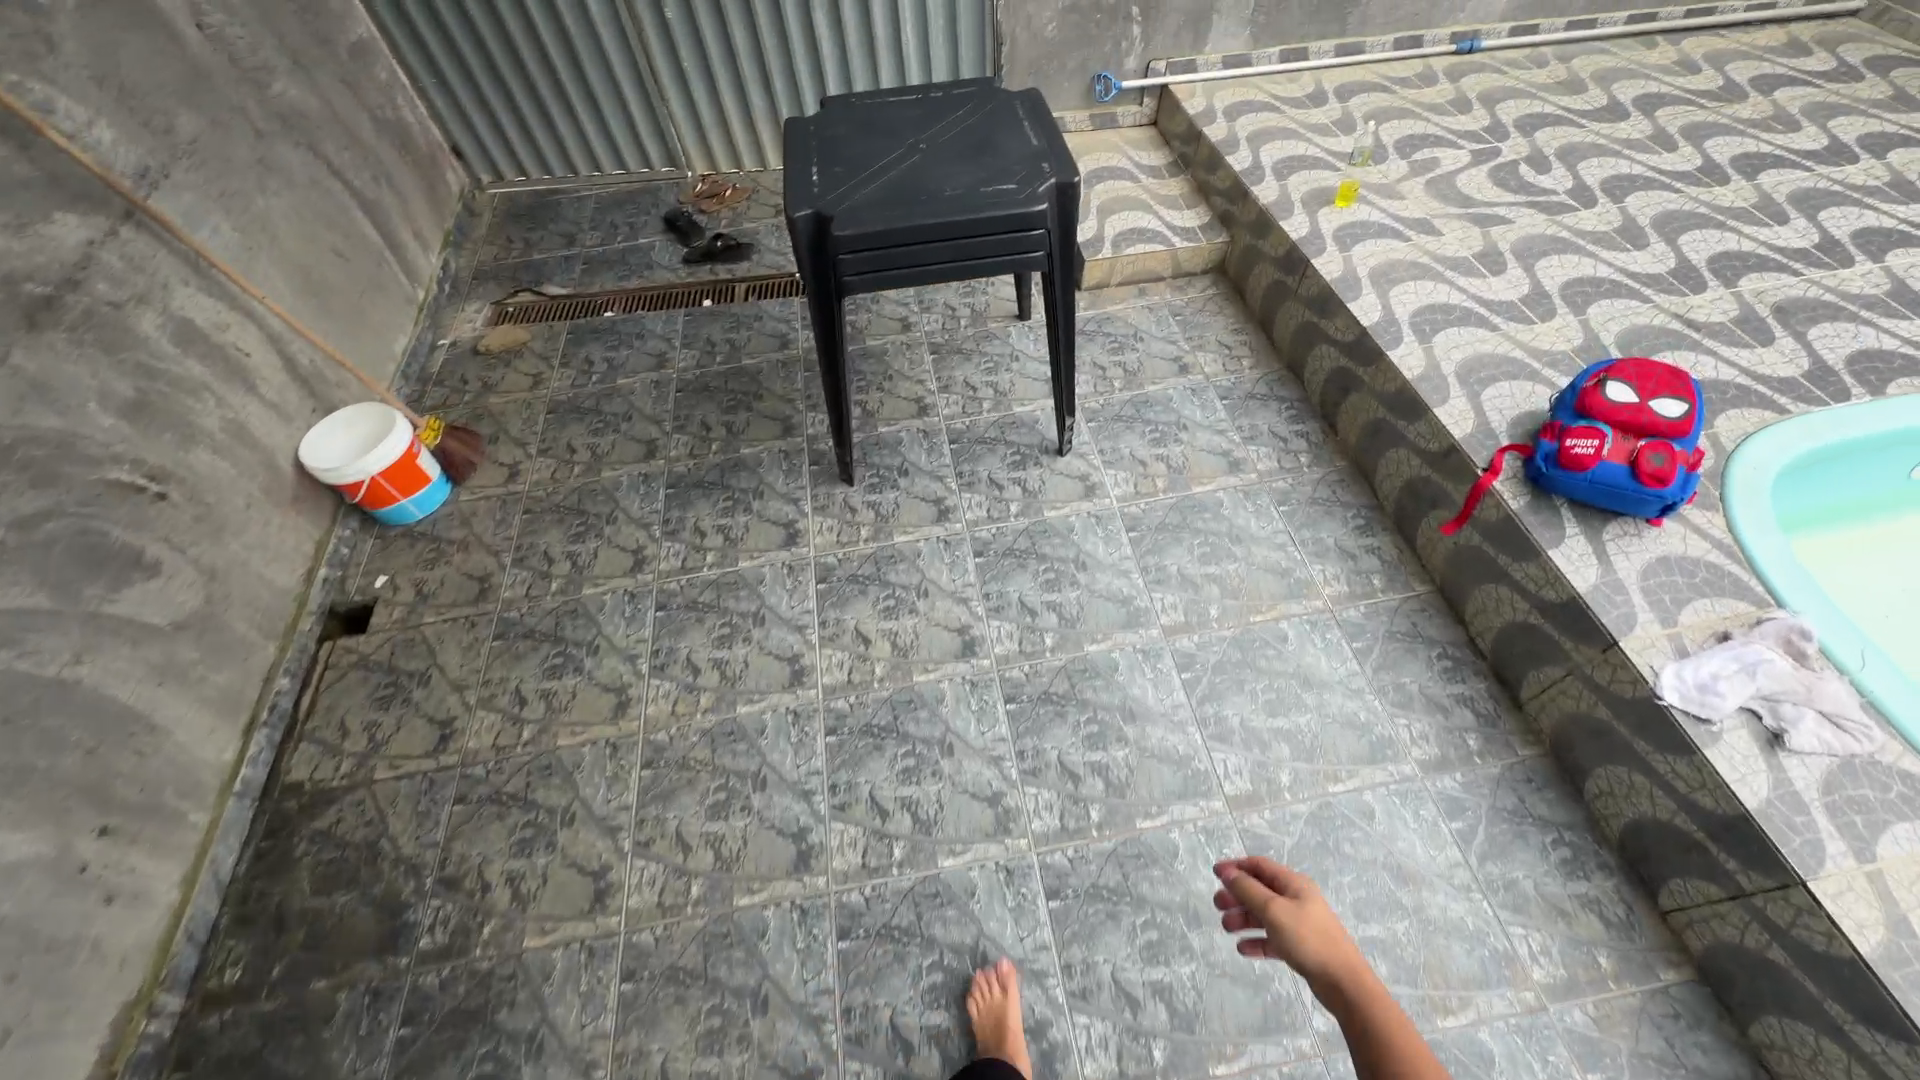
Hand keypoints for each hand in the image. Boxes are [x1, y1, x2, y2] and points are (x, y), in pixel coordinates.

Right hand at [1213, 857, 1365, 988]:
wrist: (1343, 982)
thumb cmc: (1307, 938)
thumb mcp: (1273, 910)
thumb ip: (1248, 890)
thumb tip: (1227, 872)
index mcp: (1293, 884)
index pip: (1260, 866)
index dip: (1236, 867)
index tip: (1214, 874)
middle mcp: (1296, 900)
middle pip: (1260, 891)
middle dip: (1237, 896)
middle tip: (1217, 906)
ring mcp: (1298, 924)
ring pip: (1264, 915)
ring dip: (1243, 919)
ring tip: (1227, 929)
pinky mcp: (1299, 947)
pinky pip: (1272, 938)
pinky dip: (1256, 941)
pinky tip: (1243, 949)